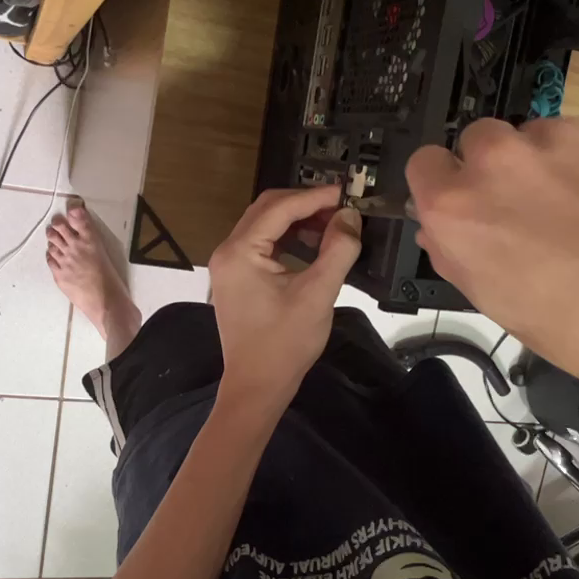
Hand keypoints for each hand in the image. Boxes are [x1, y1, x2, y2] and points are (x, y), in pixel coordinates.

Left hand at [208, 186, 360, 410]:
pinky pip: (262, 244)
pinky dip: (288, 238)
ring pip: (265, 225)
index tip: (346, 193)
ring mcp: (229, 265)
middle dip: (306, 204)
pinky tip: (313, 246)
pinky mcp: (236, 277)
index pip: (279, 207)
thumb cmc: (284, 344)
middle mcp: (228, 251)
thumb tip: (350, 217)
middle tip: (342, 209)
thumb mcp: (318, 294)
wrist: (257, 385)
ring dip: (298, 220)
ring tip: (333, 227)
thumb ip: (337, 250)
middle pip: (268, 209)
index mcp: (240, 252)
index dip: (315, 197)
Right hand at [405, 113, 578, 405]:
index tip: (464, 198)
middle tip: (534, 210)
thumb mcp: (497, 304)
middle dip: (499, 168)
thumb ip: (458, 255)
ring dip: (554, 163)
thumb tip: (442, 230)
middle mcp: (499, 161)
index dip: (445, 183)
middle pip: (480, 141)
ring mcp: (561, 137)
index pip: (424, 164)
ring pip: (541, 136)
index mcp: (457, 209)